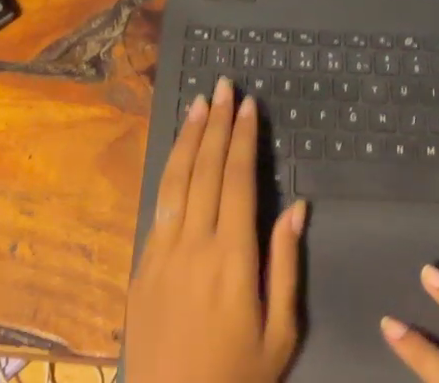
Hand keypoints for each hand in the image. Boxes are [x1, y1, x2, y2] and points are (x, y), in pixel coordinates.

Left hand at [124, 77, 307, 382]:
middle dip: (216, 123)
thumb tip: (296, 207)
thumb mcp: (280, 331)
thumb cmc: (237, 375)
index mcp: (233, 257)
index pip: (237, 179)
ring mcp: (162, 251)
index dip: (243, 138)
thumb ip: (286, 264)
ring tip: (199, 104)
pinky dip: (170, 171)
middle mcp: (194, 243)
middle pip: (205, 168)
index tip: (248, 105)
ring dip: (189, 137)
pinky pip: (158, 205)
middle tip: (224, 85)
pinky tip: (178, 154)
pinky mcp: (142, 264)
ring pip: (176, 179)